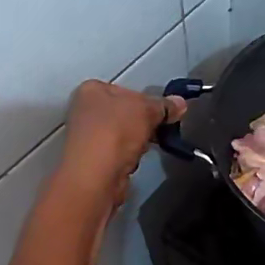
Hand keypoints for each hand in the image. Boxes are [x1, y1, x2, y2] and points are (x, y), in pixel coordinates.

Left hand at [55, 80, 185, 204]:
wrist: (96, 174)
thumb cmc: (116, 131)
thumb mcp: (147, 110)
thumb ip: (164, 106)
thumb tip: (180, 103)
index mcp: (91, 90)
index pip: (126, 90)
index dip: (146, 100)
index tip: (162, 112)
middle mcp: (84, 111)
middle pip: (125, 113)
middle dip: (143, 123)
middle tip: (158, 129)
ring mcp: (86, 137)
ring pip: (123, 135)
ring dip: (137, 141)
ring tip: (144, 146)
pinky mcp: (92, 161)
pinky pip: (118, 154)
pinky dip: (128, 157)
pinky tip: (132, 161)